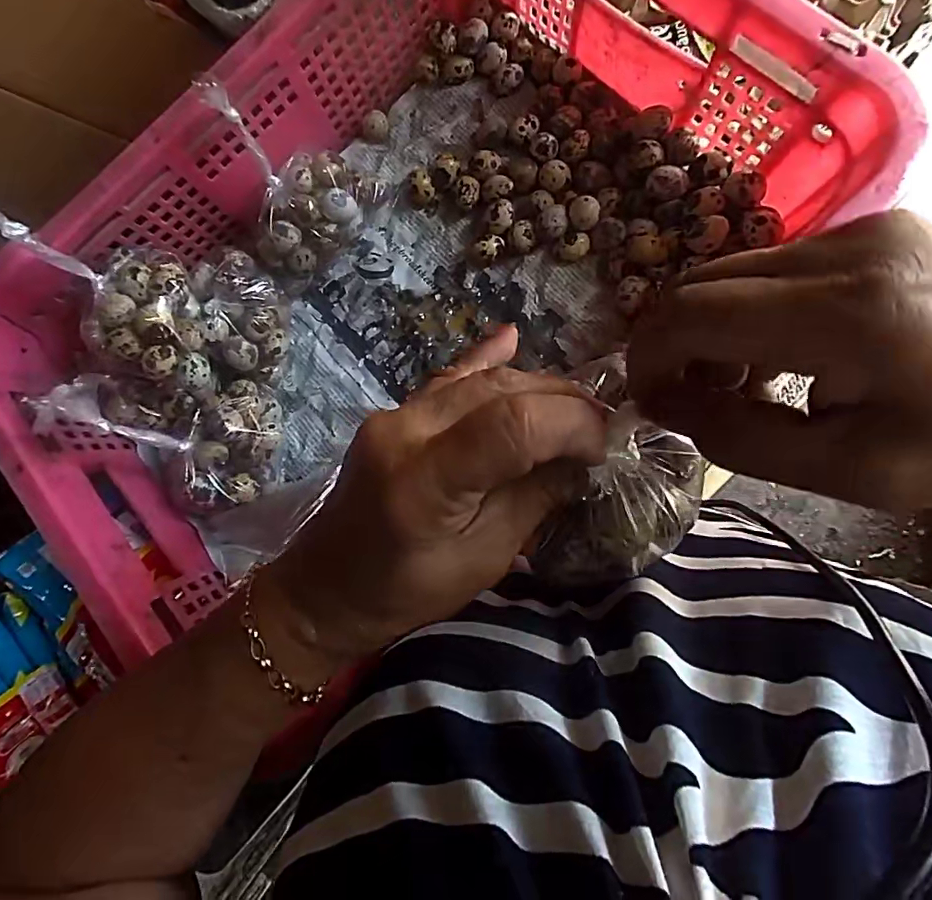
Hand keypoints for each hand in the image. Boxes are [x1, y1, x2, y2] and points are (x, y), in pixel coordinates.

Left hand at [260, 327, 606, 664]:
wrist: (327, 586)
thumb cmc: (405, 593)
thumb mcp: (482, 559)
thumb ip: (532, 499)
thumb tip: (582, 459)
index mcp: (424, 481)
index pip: (511, 425)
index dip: (571, 424)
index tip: (604, 445)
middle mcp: (404, 432)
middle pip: (498, 392)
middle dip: (561, 401)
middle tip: (602, 424)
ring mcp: (392, 416)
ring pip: (477, 382)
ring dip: (533, 386)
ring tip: (577, 405)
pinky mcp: (391, 414)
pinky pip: (445, 380)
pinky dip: (482, 362)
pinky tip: (511, 338)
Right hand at [628, 210, 931, 510]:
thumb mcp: (863, 472)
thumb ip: (742, 438)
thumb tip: (663, 404)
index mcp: (853, 314)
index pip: (694, 313)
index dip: (648, 356)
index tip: (646, 399)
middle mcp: (852, 247)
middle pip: (704, 282)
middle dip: (674, 342)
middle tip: (690, 399)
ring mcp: (871, 225)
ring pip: (737, 270)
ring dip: (715, 326)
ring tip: (744, 383)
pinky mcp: (886, 224)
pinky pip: (782, 265)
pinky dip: (757, 309)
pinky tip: (791, 352)